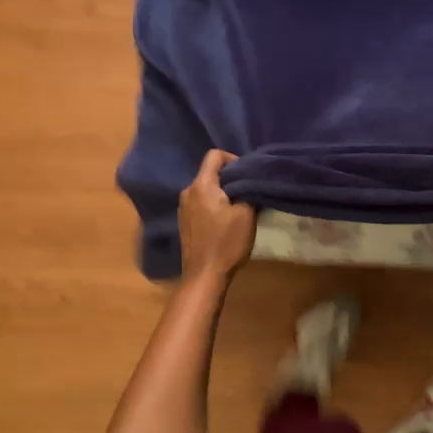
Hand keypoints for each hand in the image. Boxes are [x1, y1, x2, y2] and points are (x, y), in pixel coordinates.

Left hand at [179, 150, 255, 282]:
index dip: (233, 159)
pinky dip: (213, 205)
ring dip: (222, 192)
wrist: (204, 277)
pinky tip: (224, 221)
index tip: (247, 175)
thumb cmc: (226, 242)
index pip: (214, 155)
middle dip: (230, 177)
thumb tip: (250, 179)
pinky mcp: (184, 223)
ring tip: (238, 207)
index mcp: (201, 185)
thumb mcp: (246, 214)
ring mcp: (183, 208)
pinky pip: (200, 203)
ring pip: (205, 188)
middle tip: (247, 191)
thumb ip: (248, 189)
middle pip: (209, 172)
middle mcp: (188, 192)